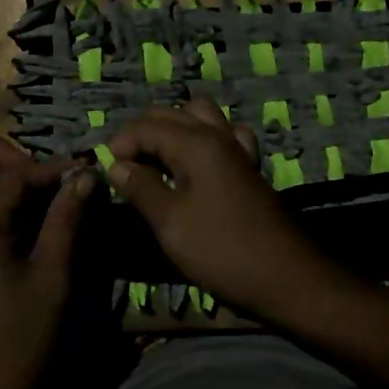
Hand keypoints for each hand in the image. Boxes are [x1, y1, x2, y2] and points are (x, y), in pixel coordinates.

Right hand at [106, 100, 326, 313]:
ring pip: (199, 117)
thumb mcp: (170, 221)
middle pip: (171, 114)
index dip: (121, 144)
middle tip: (124, 166)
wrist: (282, 274)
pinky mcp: (248, 167)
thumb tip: (118, 166)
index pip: (147, 126)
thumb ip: (141, 187)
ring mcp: (237, 149)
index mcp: (196, 142)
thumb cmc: (220, 248)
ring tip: (156, 159)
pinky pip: (226, 135)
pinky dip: (206, 138)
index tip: (106, 171)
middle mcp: (217, 135)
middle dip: (141, 133)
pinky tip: (196, 161)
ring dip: (173, 129)